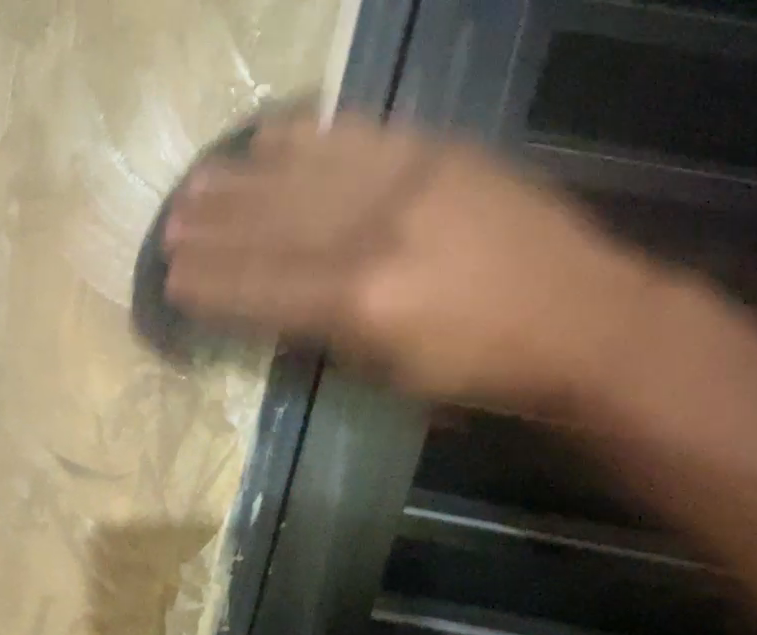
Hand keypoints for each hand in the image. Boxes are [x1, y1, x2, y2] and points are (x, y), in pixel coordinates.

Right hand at [162, 114, 668, 418]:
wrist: (587, 322)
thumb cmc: (483, 375)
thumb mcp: (392, 376)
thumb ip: (324, 337)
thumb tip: (269, 311)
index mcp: (360, 303)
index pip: (261, 289)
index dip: (211, 285)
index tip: (169, 280)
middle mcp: (372, 234)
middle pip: (270, 227)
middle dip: (213, 228)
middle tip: (169, 227)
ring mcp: (408, 183)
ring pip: (303, 177)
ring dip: (242, 180)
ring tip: (196, 182)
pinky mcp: (439, 153)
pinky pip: (356, 136)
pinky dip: (305, 136)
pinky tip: (267, 136)